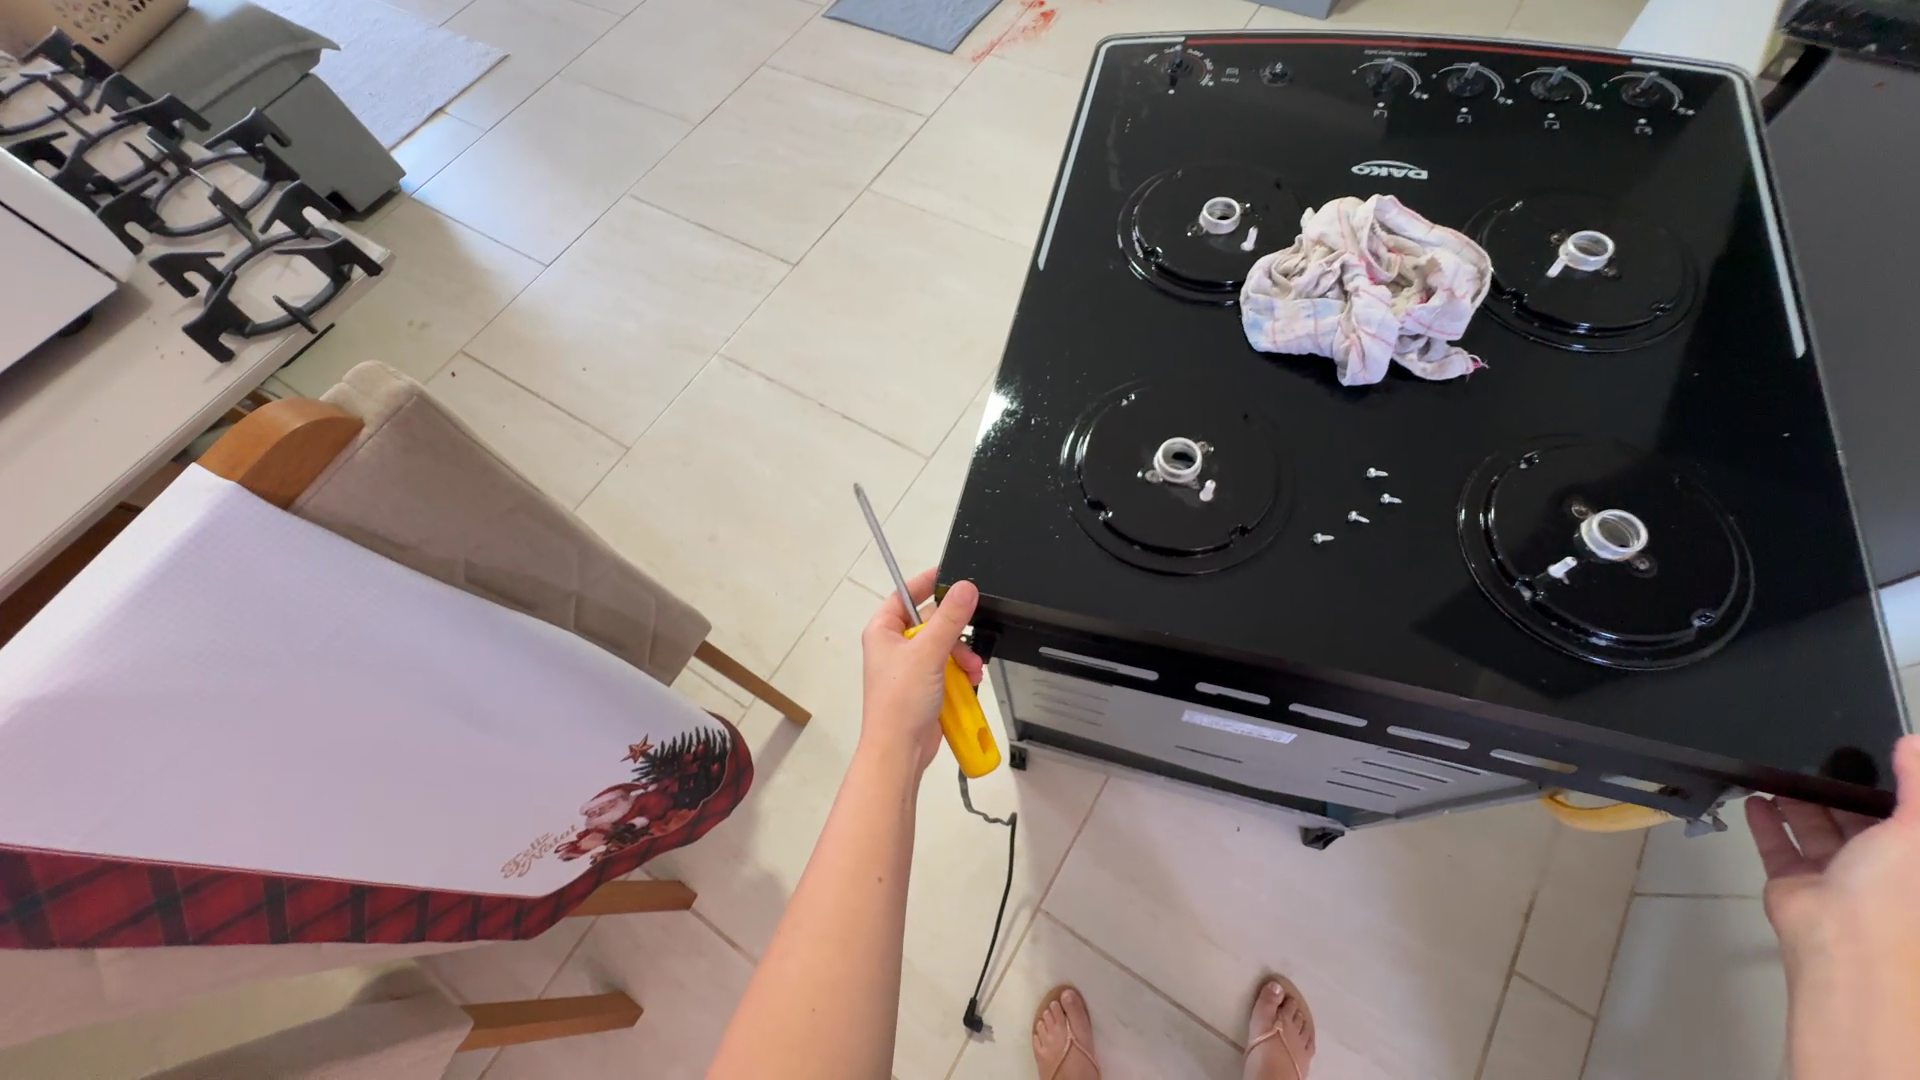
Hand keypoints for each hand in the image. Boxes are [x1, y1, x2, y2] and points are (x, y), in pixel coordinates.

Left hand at [859, 568, 982, 773]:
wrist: (900, 750)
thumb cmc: (901, 700)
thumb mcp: (928, 653)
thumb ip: (950, 618)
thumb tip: (966, 587)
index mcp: (883, 630)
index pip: (905, 595)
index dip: (927, 584)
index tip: (951, 574)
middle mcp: (895, 645)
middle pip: (933, 621)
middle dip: (956, 632)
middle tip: (969, 642)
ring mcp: (911, 667)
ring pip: (945, 645)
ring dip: (963, 655)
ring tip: (973, 668)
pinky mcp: (926, 686)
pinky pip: (949, 667)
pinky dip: (962, 671)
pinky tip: (972, 678)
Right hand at [1748, 736, 1919, 1079]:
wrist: (1846, 942)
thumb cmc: (1898, 894)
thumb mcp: (1919, 831)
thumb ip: (1919, 785)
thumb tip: (1913, 742)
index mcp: (1917, 859)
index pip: (1906, 818)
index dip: (1891, 791)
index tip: (1870, 760)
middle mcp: (1887, 870)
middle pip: (1862, 823)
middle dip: (1839, 794)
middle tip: (1815, 759)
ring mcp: (1839, 878)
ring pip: (1818, 832)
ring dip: (1798, 803)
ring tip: (1777, 772)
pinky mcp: (1796, 883)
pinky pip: (1779, 846)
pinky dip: (1765, 823)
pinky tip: (1755, 801)